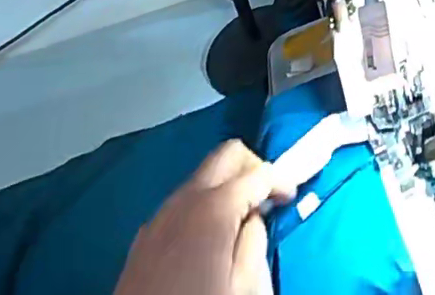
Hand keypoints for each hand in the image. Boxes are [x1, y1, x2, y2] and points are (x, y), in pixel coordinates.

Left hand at [112, 140, 293, 294]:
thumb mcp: (245, 289)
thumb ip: (256, 242)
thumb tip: (253, 218)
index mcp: (214, 208)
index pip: (258, 172)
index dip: (281, 180)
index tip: (291, 199)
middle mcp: (184, 200)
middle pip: (227, 154)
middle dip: (253, 167)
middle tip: (267, 198)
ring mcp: (160, 217)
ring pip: (203, 176)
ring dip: (227, 185)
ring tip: (240, 220)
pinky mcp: (144, 239)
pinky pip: (183, 203)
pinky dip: (204, 205)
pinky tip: (209, 239)